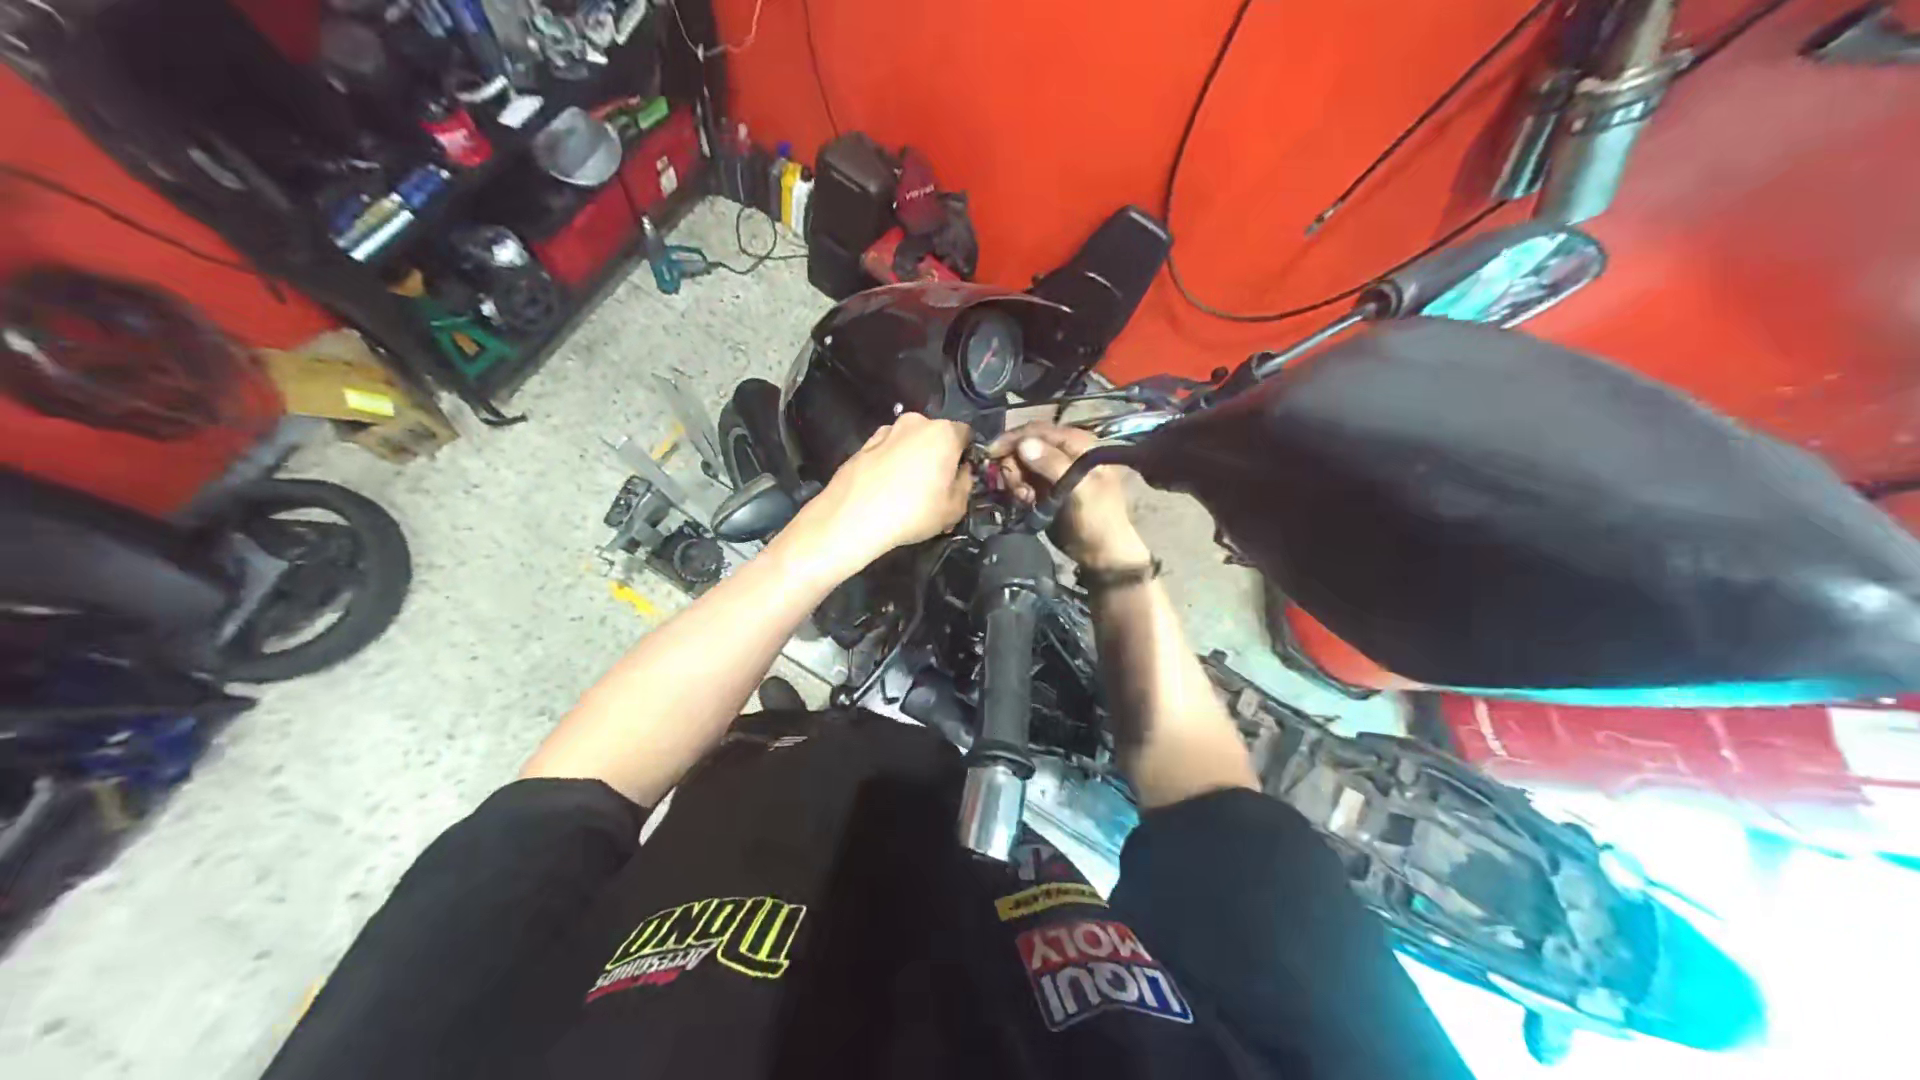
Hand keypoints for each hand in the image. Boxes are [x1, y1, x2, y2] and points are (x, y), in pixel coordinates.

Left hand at [775, 413, 972, 582]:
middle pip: (936, 436)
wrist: (852, 517)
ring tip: (906, 492)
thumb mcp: (955, 508)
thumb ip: (965, 484)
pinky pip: (886, 452)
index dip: (967, 456)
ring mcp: (885, 431)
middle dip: (939, 456)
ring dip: (913, 459)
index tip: (961, 477)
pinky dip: (890, 464)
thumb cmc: (913, 512)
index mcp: (943, 433)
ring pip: (909, 443)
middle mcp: (915, 423)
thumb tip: (961, 472)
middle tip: (936, 488)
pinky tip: (885, 490)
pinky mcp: (863, 446)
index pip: (966, 435)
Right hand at [990, 423, 1148, 569]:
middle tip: (1016, 489)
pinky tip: (1026, 503)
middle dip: (1014, 465)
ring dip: (1016, 480)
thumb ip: (1053, 465)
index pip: (1037, 430)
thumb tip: (1023, 444)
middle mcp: (1064, 451)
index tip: (991, 454)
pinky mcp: (1045, 487)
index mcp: (1078, 443)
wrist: (1101, 553)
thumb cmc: (1098, 519)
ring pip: (1020, 463)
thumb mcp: (1081, 490)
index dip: (1012, 439)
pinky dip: (1018, 490)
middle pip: (1024, 446)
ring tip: (1025, 499)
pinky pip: (1022, 479)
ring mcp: (1053, 469)